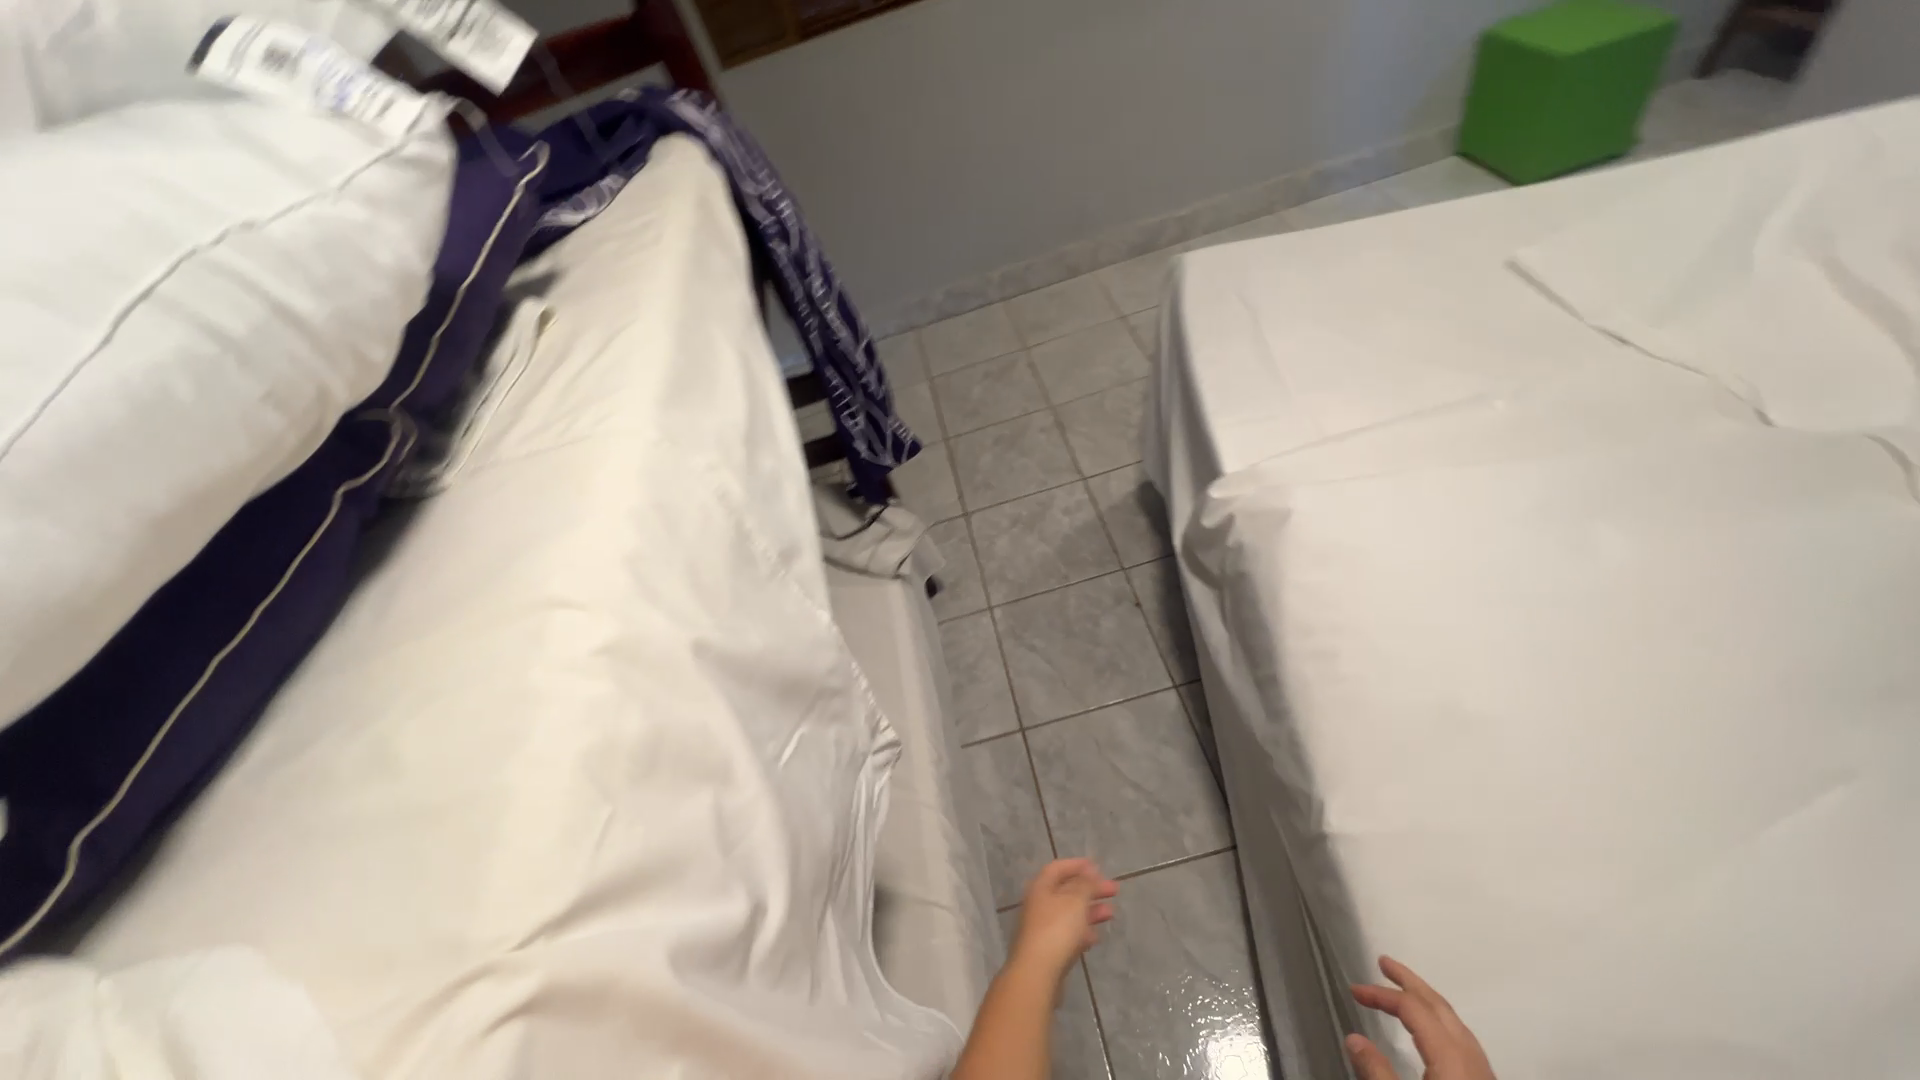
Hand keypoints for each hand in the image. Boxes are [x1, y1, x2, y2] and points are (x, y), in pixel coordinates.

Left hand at [1009, 858, 1117, 981]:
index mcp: (1041, 888)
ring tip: (1111, 913)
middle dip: (1091, 889)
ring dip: (1090, 911)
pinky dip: (1082, 932)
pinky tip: (1095, 938)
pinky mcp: (1048, 950)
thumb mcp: (1075, 900)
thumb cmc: (1057, 929)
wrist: (1037, 973)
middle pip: (1067, 891)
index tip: (1098, 867)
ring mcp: (1042, 928)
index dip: (1077, 865)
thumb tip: (1089, 871)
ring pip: (1069, 914)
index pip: (1058, 868)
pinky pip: (1068, 935)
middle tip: (1114, 890)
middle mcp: (1039, 905)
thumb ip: (1085, 884)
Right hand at [1346, 956, 1496, 1079]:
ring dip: (1427, 1000)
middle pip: (1440, 1006)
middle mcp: (1471, 1059)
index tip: (1353, 991)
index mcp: (1451, 1059)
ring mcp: (1482, 1073)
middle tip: (1383, 963)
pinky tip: (1429, 1031)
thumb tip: (1354, 1039)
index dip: (1382, 995)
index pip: (1414, 1010)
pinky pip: (1461, 1039)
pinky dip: (1439, 1021)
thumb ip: (1377, 1073)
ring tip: (1402, 990)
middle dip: (1410, 982)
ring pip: (1454, 1022)